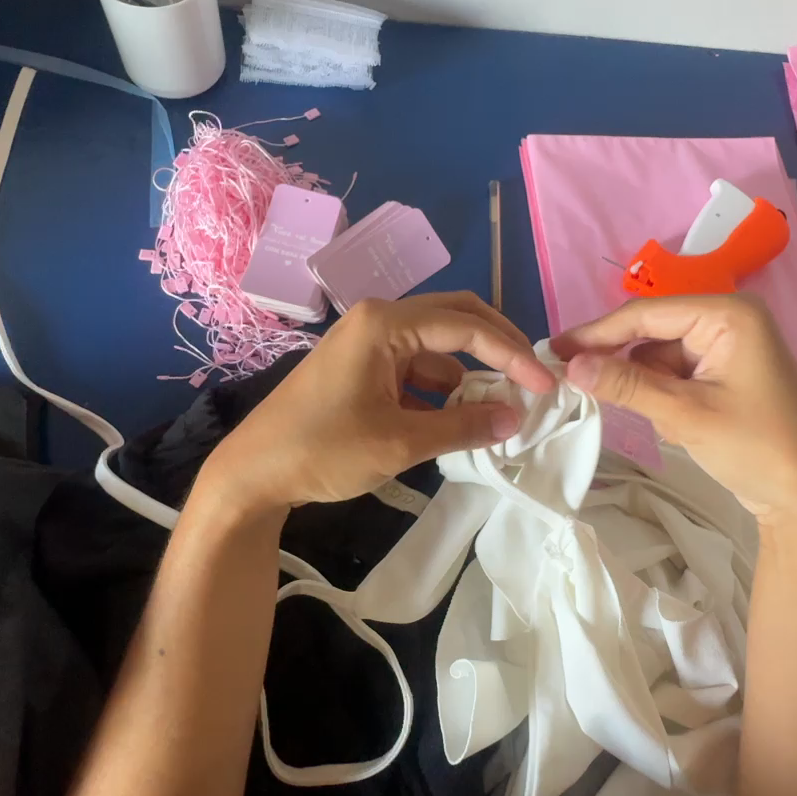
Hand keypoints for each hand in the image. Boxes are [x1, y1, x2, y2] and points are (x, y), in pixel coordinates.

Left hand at [194, 292, 556, 520]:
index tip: (544, 385)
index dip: (511, 354)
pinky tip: (458, 422)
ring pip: (437, 349)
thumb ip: (462, 428)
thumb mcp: (399, 442)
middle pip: (454, 321)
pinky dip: (442, 393)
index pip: (466, 327)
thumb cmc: (322, 450)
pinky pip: (416, 370)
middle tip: (531, 378)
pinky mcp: (363, 369)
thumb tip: (515, 419)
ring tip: (499, 413)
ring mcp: (368, 344)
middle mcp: (379, 321)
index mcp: (385, 323)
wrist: (252, 474)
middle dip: (496, 348)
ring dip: (469, 377)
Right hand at [551, 294, 796, 527]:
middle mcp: (726, 320)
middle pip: (650, 332)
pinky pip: (673, 374)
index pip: (645, 313)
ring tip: (644, 414)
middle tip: (571, 378)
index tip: (555, 350)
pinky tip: (668, 422)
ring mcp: (725, 347)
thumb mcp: (684, 414)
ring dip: (642, 384)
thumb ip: (625, 385)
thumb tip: (570, 366)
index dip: (596, 333)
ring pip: (657, 356)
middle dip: (620, 360)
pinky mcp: (722, 374)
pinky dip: (660, 396)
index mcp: (726, 314)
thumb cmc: (756, 447)